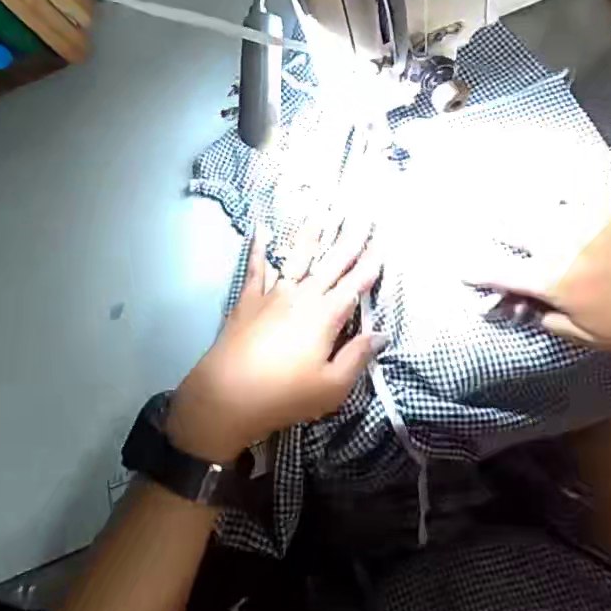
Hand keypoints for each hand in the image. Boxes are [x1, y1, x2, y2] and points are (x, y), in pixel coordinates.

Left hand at [168, 216, 384, 463]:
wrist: (225, 396)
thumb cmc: (284, 395)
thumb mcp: (331, 387)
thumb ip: (357, 357)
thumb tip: (380, 334)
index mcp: (326, 316)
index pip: (356, 284)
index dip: (372, 264)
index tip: (384, 243)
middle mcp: (303, 297)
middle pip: (332, 263)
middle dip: (351, 240)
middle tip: (364, 218)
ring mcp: (274, 294)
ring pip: (297, 258)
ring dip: (312, 234)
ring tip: (322, 213)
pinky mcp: (249, 300)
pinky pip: (256, 268)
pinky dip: (259, 247)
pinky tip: (261, 229)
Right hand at [466, 203, 610, 371]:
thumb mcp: (590, 337)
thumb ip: (547, 315)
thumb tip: (520, 299)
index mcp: (557, 282)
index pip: (497, 269)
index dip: (471, 267)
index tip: (457, 263)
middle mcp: (565, 242)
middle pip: (508, 223)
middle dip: (487, 225)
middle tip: (474, 223)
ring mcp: (590, 215)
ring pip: (537, 202)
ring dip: (517, 206)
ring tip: (503, 203)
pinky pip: (571, 195)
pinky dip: (554, 199)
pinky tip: (548, 199)